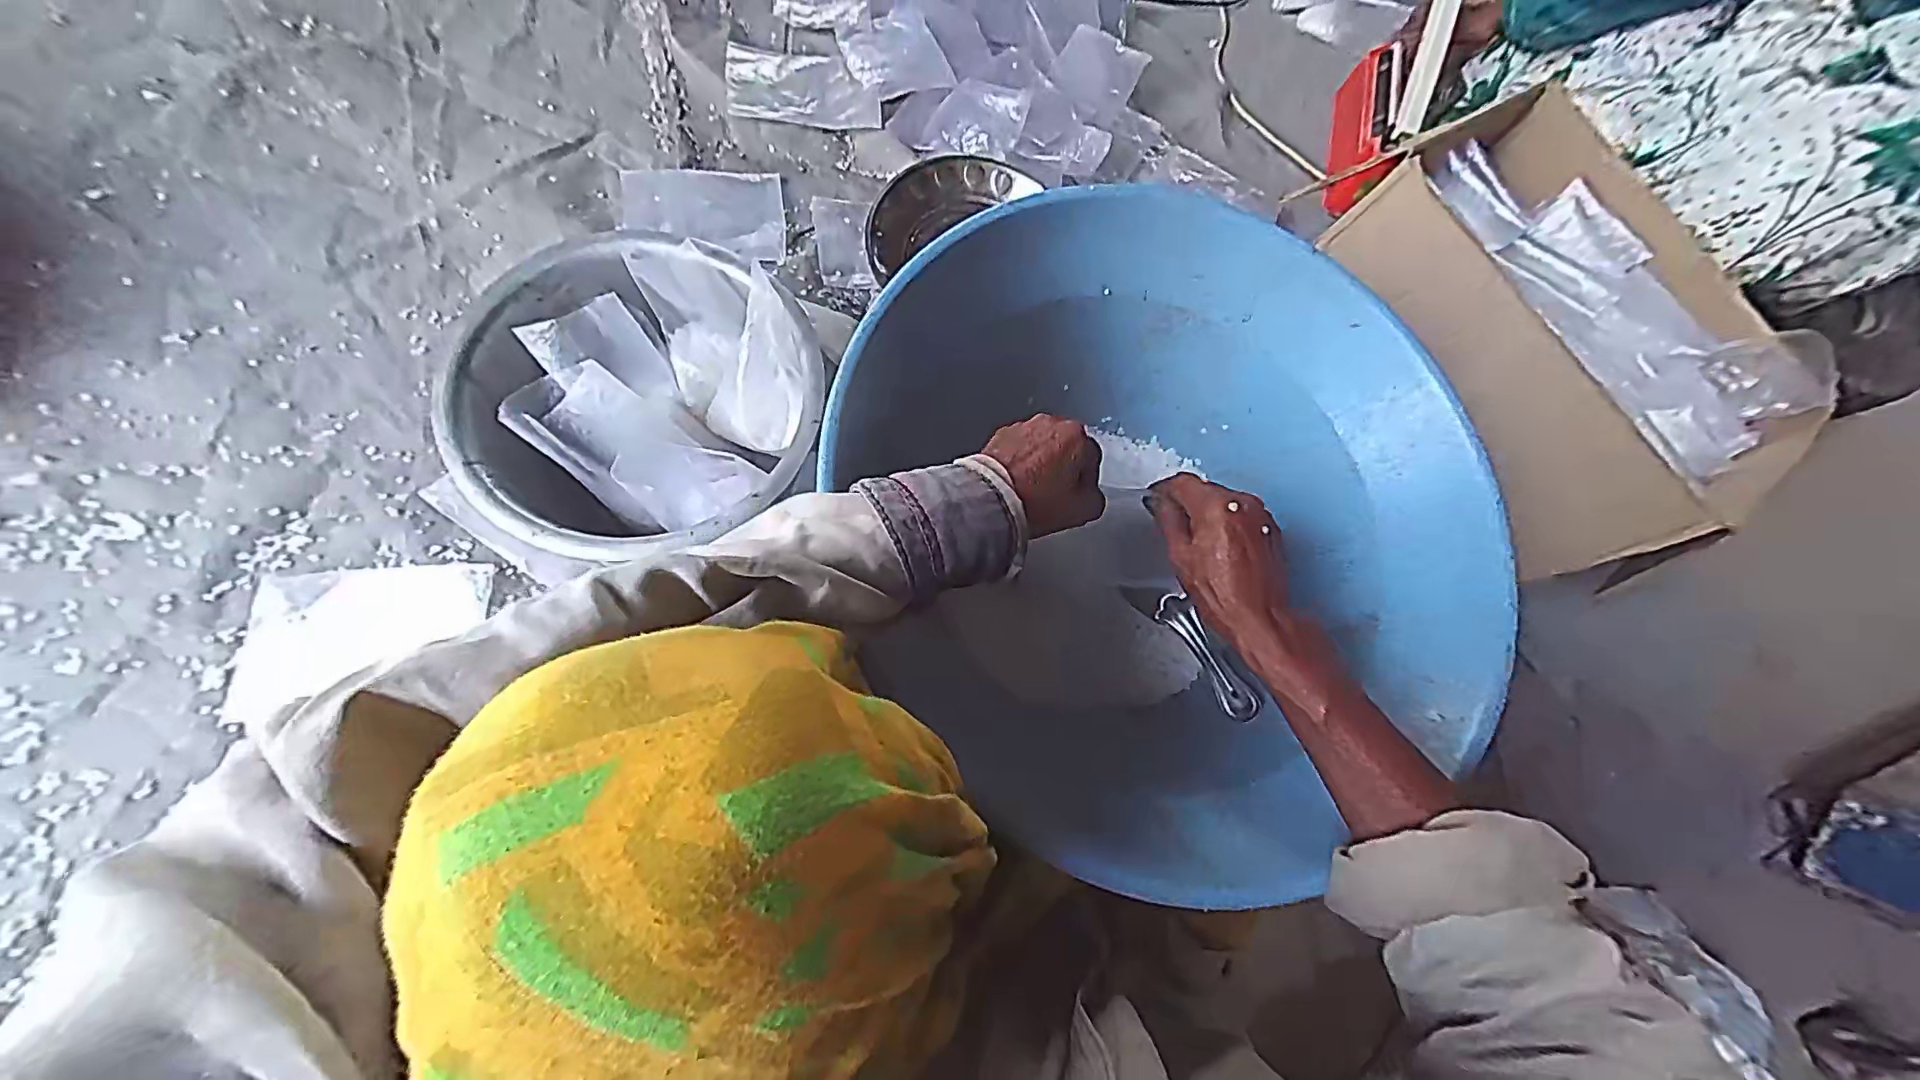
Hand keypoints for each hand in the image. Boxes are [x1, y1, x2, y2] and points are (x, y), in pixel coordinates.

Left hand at [981, 414, 1104, 537]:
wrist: (992, 500)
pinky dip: (1019, 460)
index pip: (1091, 458)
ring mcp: (1023, 427)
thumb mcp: (1083, 510)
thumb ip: (1095, 497)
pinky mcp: (1000, 435)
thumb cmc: (1035, 502)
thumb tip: (1089, 494)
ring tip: (1031, 488)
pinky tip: (1015, 481)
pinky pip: (1018, 448)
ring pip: (1041, 445)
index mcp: (1077, 436)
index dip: (1085, 480)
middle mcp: (1051, 423)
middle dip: (1062, 466)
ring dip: (1040, 461)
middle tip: (1053, 491)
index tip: (1076, 494)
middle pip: (1065, 447)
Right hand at [1146, 473, 1290, 651]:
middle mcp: (1243, 505)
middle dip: (1186, 501)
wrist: (1259, 617)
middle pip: (1206, 489)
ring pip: (1224, 500)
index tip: (1158, 496)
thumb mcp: (1180, 556)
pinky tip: (1218, 547)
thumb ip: (1169, 521)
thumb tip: (1162, 505)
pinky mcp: (1270, 528)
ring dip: (1208, 512)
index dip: (1165, 489)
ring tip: (1196, 539)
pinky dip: (1227, 522)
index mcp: (1216, 508)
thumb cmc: (1224, 596)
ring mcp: (1260, 515)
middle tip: (1171, 519)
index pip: (1184, 482)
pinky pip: (1241, 514)